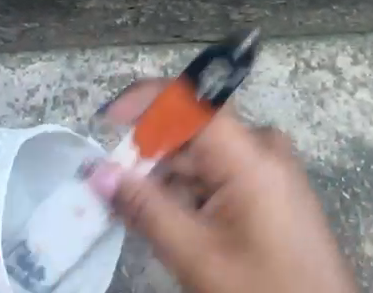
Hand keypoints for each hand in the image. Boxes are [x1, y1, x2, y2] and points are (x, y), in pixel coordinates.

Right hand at [90, 80, 358, 292]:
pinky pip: (221, 171)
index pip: (187, 98)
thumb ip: (143, 208)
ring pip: (203, 152)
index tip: (106, 124)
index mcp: (250, 154)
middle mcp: (264, 147)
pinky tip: (175, 222)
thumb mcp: (196, 255)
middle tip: (117, 189)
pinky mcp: (275, 189)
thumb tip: (97, 172)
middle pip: (191, 128)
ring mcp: (273, 168)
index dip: (141, 101)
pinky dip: (191, 189)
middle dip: (149, 154)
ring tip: (144, 216)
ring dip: (168, 176)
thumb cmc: (263, 291)